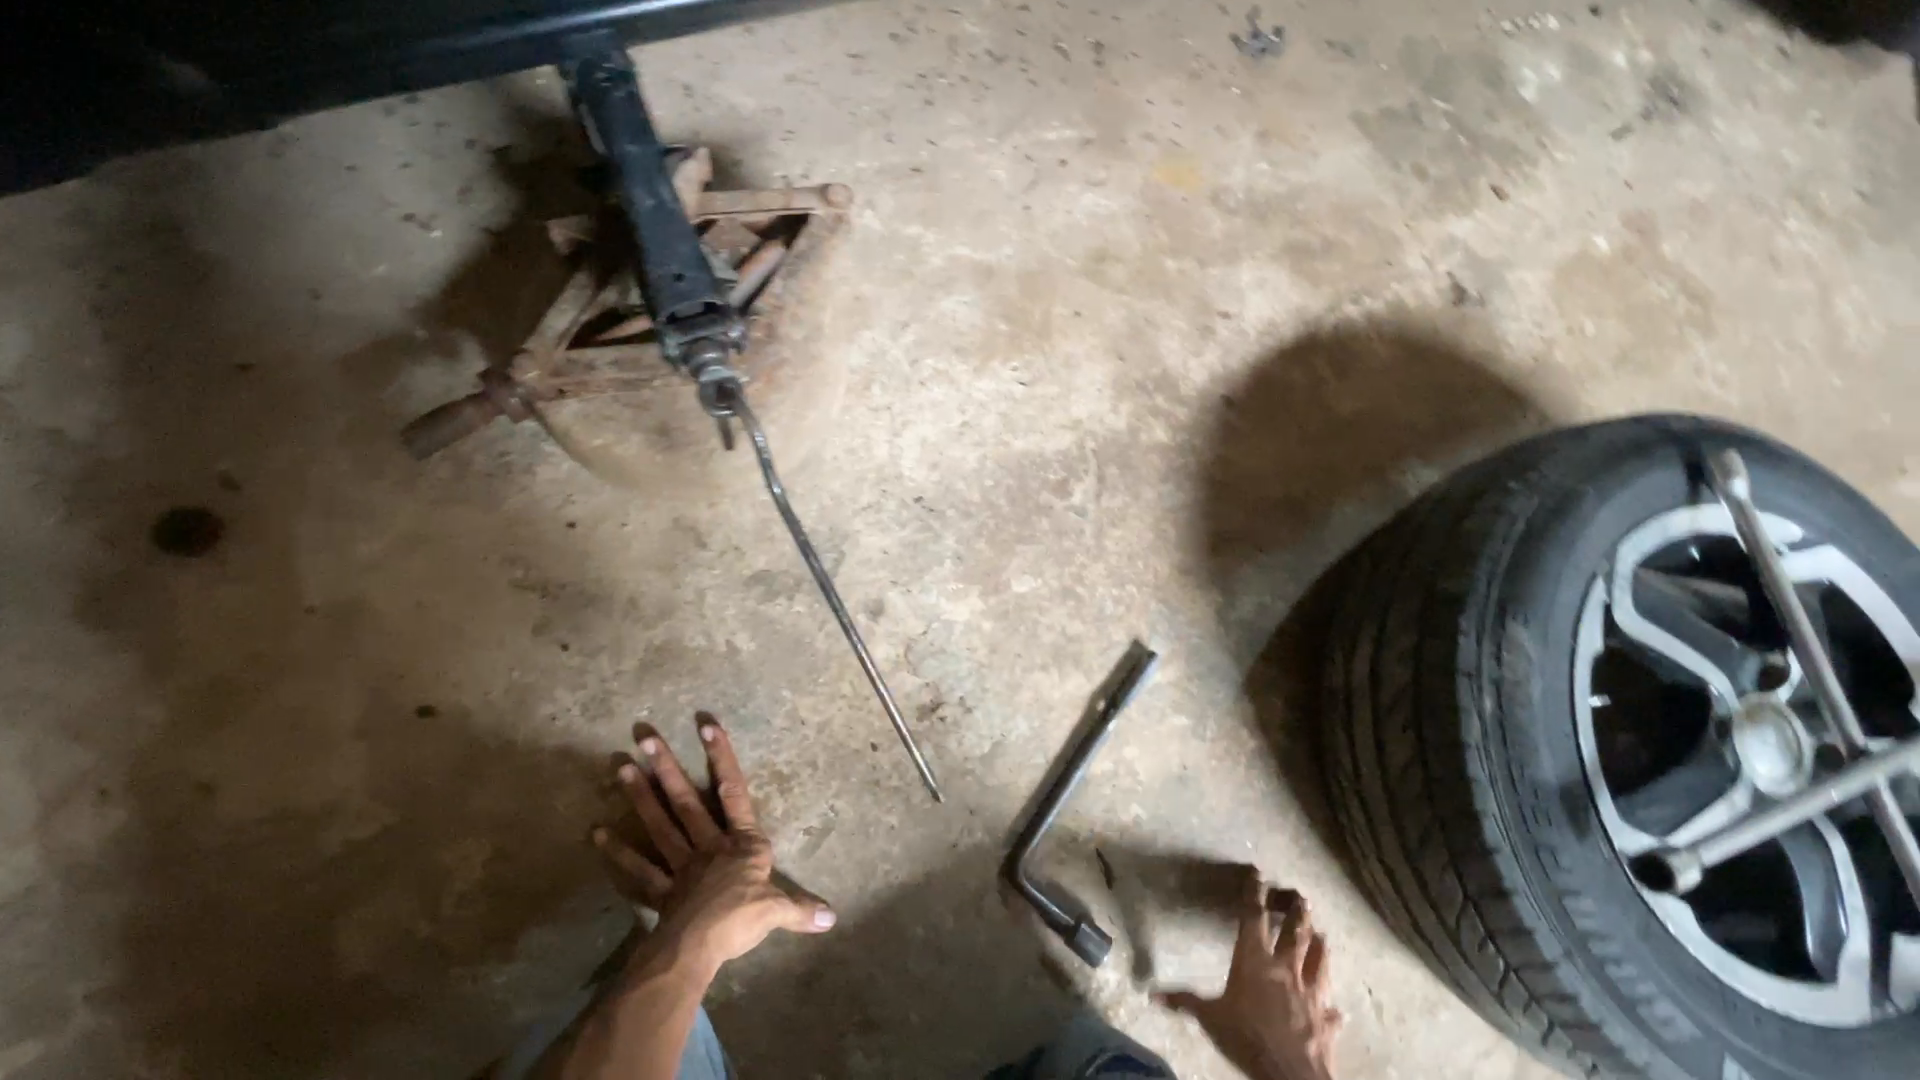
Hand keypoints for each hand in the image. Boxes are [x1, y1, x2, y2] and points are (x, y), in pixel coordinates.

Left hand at [592, 715, 834, 973]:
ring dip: (639, 795)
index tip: (706, 725)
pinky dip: (617, 852)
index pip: (734, 792)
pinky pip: (638, 869)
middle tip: (643, 736)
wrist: (699, 947)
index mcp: (742, 844)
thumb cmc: (742, 919)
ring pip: (659, 824)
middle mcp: (709, 846)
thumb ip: (801, 909)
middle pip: (686, 801)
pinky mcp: (661, 890)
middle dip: (666, 766)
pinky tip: (596, 833)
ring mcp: (681, 866)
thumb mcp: (779, 911)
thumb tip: (831, 917)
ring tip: (620, 766)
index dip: (722, 757)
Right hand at [1158, 869, 1342, 1079]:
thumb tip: (1152, 994)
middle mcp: (1285, 968)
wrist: (1290, 1074)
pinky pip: (1331, 1010)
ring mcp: (1310, 993)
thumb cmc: (1246, 1037)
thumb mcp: (1209, 1018)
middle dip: (1297, 911)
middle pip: (1294, 932)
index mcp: (1254, 960)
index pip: (1253, 917)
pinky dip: (1332, 1008)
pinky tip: (1336, 1009)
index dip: (1253, 893)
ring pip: (1319, 960)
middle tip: (1300, 896)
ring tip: (1321, 933)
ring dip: (1319, 944)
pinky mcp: (1325, 1020)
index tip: (1256, 873)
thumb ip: (1185, 1002)